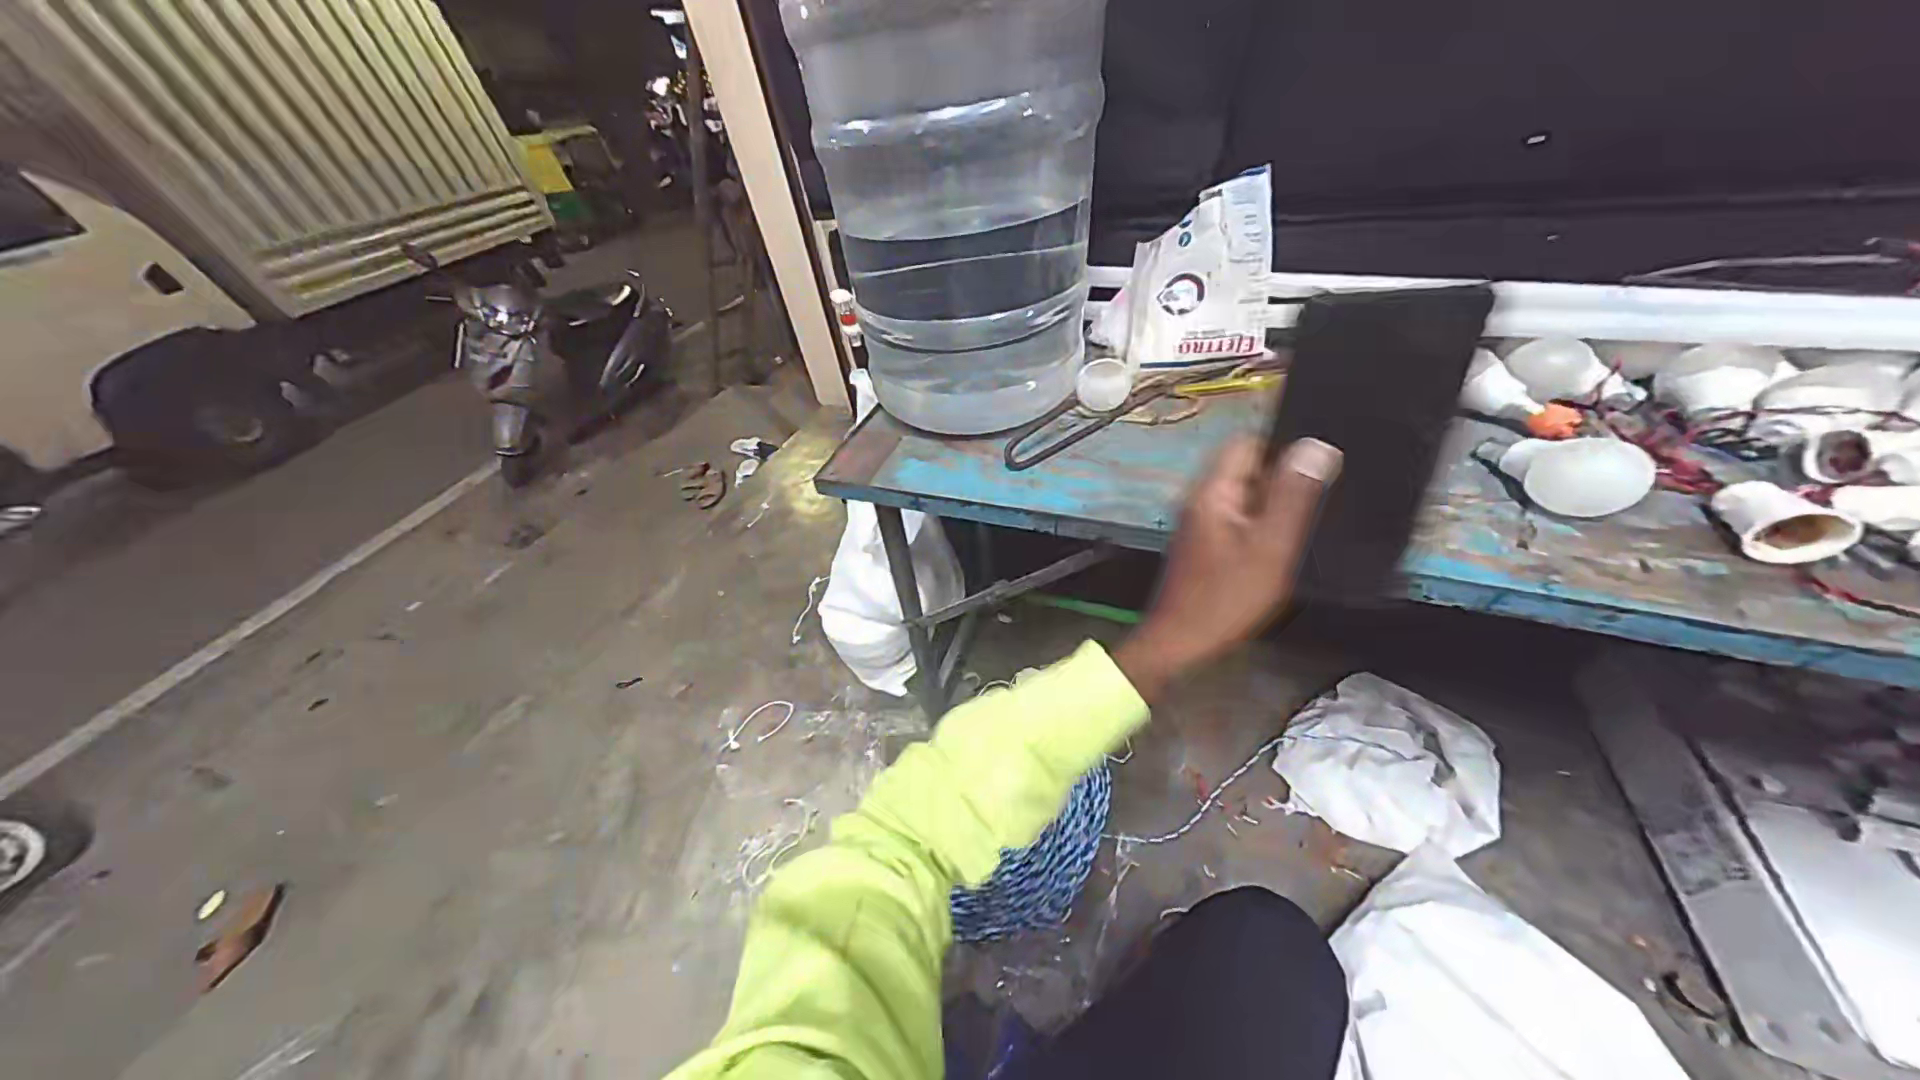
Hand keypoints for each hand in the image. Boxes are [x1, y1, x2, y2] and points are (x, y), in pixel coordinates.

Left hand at [1114, 436, 1341, 701]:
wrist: (1181, 642)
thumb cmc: (1226, 597)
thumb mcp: (1270, 545)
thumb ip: (1292, 496)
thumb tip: (1314, 446)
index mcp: (1211, 491)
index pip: (1245, 443)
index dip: (1281, 446)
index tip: (1315, 465)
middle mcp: (1199, 499)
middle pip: (1246, 470)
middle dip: (1280, 479)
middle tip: (1315, 501)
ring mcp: (1197, 522)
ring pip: (1243, 497)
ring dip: (1272, 505)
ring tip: (1300, 525)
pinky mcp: (1202, 544)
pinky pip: (1236, 519)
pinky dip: (1258, 526)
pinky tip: (1277, 546)